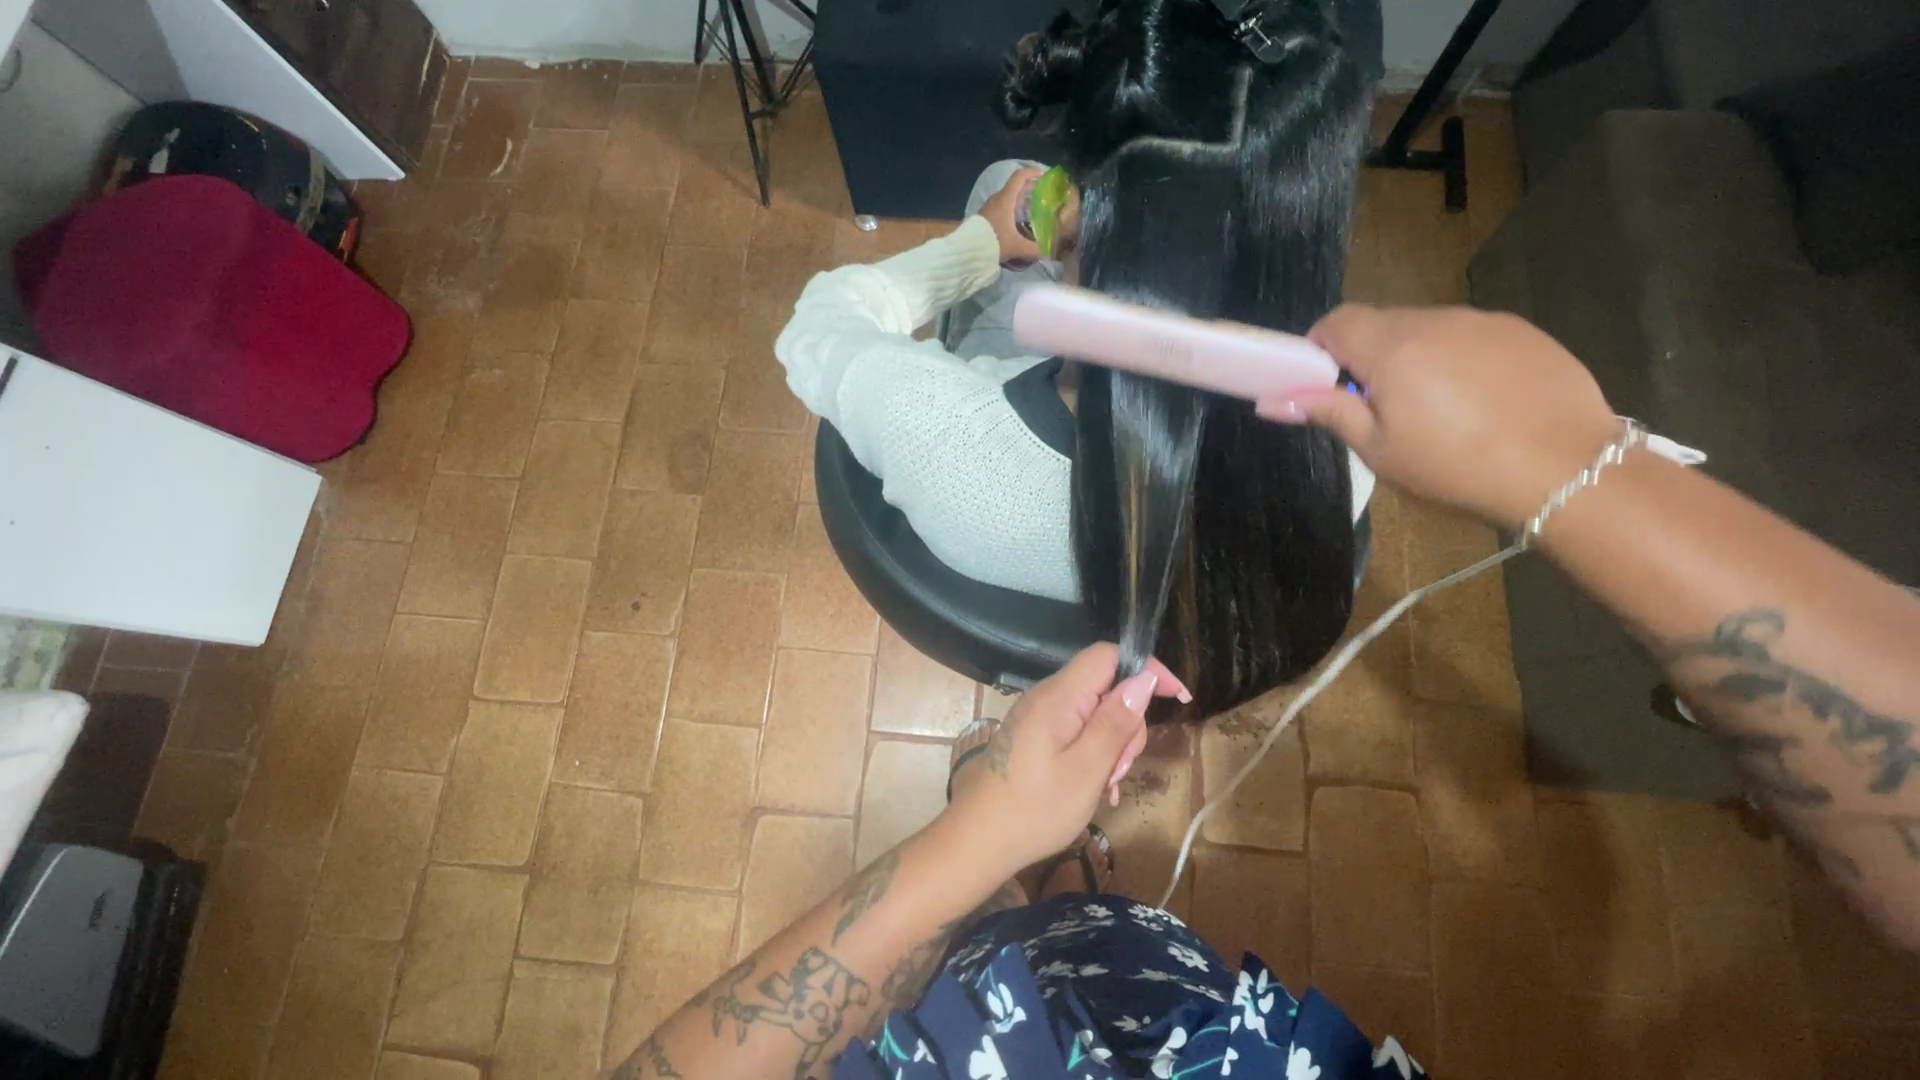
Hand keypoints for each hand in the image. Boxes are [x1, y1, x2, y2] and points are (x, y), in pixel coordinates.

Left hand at [944, 644, 1188, 875]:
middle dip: (1127, 724)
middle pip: (1106, 686)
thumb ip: (1115, 722)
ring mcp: (1040, 716)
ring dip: (1113, 746)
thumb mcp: (1086, 770)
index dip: (1147, 668)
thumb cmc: (1035, 809)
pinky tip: (1096, 787)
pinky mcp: (1037, 735)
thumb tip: (1145, 677)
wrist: (978, 840)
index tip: (1177, 698)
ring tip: (1104, 786)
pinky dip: (1095, 754)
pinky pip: (1079, 731)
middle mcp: (1048, 696)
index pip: (1108, 655)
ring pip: (1096, 712)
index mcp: (1058, 696)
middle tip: (1119, 769)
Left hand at [977, 165, 1045, 264]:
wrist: (966, 251)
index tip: (1043, 174)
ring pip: (1006, 198)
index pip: (1020, 176)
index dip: (1032, 172)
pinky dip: (1010, 209)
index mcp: (1006, 199)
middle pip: (1014, 187)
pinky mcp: (983, 216)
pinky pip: (1000, 207)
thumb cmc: (993, 242)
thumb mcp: (1017, 247)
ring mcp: (988, 206)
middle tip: (1040, 196)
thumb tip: (1048, 251)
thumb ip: (1035, 249)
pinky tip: (1015, 222)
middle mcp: (996, 198)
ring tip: (1030, 210)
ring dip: (1018, 200)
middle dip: (1027, 189)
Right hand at [1258, 305, 1621, 528]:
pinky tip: (1478, 402)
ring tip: (1436, 410)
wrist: (1564, 467)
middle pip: (1382, 323)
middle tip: (1379, 407)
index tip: (1324, 381)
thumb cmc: (1454, 464)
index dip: (1320, 345)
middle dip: (1368, 355)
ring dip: (1415, 358)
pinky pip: (1470, 336)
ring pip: (1427, 329)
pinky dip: (1458, 360)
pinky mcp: (1521, 331)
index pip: (1337, 321)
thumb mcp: (1379, 449)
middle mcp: (1434, 320)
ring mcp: (1482, 321)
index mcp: (1391, 347)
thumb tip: (1272, 400)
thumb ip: (1329, 413)